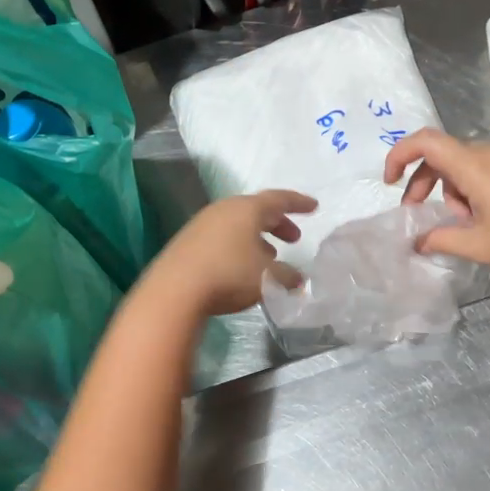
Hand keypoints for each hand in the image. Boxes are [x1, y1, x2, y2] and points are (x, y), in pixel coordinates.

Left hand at [138, 189, 317, 316]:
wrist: (176, 290)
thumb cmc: (230, 275)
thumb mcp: (268, 278)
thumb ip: (287, 277)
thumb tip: (298, 279)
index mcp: (246, 209)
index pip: (278, 199)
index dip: (297, 203)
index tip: (313, 207)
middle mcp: (223, 210)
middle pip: (255, 211)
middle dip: (277, 223)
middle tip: (293, 238)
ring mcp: (202, 225)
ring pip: (237, 226)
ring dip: (257, 238)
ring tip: (269, 256)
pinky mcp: (188, 243)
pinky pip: (222, 238)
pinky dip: (239, 247)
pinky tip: (242, 267)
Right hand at [383, 128, 489, 275]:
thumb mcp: (479, 246)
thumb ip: (442, 240)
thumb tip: (417, 242)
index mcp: (475, 166)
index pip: (426, 142)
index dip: (400, 155)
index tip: (389, 181)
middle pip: (444, 155)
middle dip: (424, 182)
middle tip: (418, 213)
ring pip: (465, 164)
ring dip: (452, 190)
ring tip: (464, 224)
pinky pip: (487, 168)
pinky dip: (473, 188)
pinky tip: (486, 218)